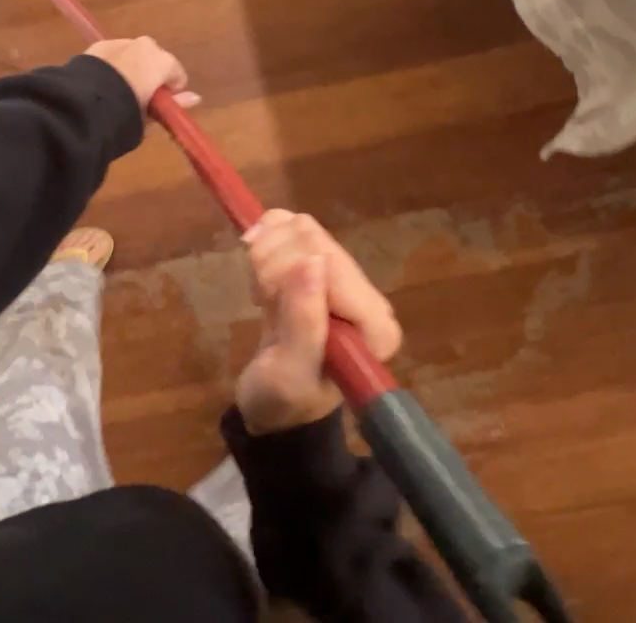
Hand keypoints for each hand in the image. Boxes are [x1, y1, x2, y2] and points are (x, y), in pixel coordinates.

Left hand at [85, 37, 200, 112]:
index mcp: (163, 60)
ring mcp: (120, 42)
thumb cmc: (127, 111)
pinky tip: (102, 86)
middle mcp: (144, 45)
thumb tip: (196, 98)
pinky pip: (113, 58)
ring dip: (130, 70)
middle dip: (150, 77)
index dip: (170, 93)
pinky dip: (112, 68)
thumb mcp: (152, 114)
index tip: (160, 108)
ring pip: (133, 56)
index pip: (176, 74)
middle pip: (154, 61)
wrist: (86, 102)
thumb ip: (175, 104)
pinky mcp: (98, 46)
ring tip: (118, 94)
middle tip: (139, 101)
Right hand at [236, 210, 402, 434]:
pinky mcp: (319, 265)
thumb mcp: (289, 374)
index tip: (261, 298)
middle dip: (273, 262)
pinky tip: (263, 281)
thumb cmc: (282, 401)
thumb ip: (304, 322)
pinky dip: (265, 245)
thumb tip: (312, 262)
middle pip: (312, 237)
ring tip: (264, 296)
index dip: (287, 269)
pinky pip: (288, 228)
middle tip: (261, 299)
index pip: (331, 262)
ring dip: (266, 255)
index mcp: (375, 325)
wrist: (272, 407)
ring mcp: (343, 278)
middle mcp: (367, 296)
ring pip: (298, 227)